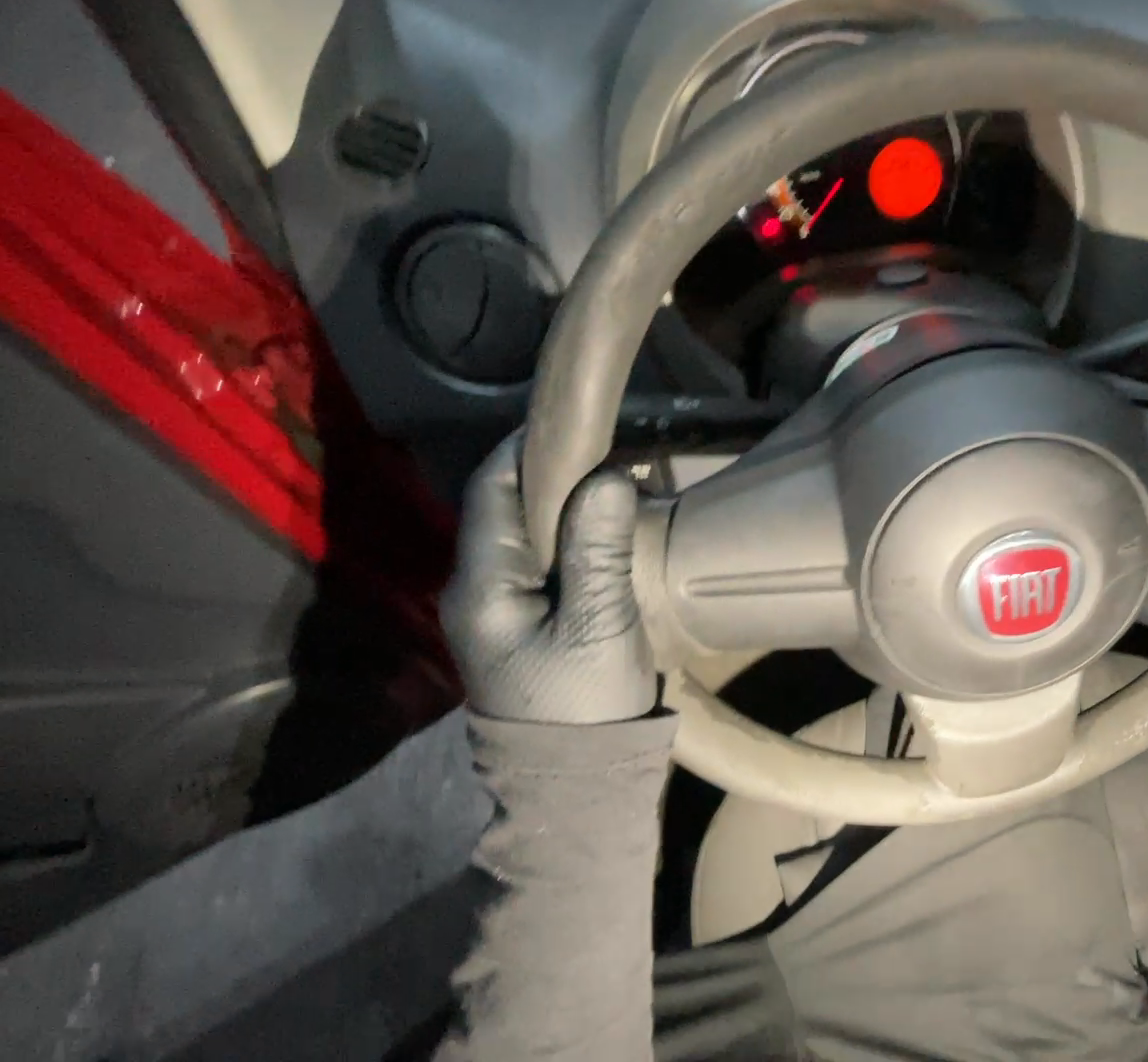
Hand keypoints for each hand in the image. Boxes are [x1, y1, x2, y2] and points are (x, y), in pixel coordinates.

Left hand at [442, 434, 657, 723]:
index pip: (494, 492)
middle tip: (611, 448)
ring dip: (564, 504)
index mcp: (480, 586)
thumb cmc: (584, 705)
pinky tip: (604, 530)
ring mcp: (496, 610)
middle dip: (553, 473)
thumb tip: (608, 476)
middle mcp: (475, 590)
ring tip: (615, 480)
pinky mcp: (520, 625)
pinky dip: (570, 536)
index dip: (528, 449)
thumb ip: (598, 551)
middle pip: (505, 509)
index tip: (578, 421)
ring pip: (524, 535)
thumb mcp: (598, 627)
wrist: (576, 782)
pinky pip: (539, 562)